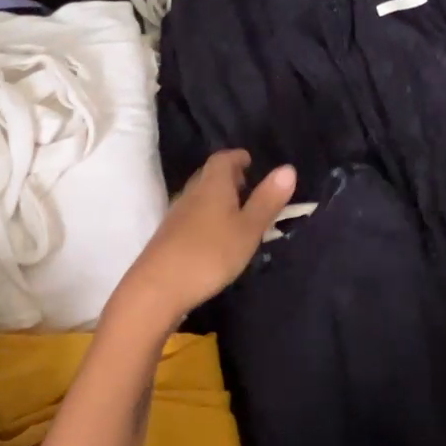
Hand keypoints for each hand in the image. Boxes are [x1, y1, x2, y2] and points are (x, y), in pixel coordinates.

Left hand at [112, 150, 296, 326]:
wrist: (157, 288)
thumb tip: (288, 168)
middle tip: (247, 184)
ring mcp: (176, 216)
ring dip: (217, 197)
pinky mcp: (168, 237)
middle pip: (208, 175)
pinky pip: (192, 215)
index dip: (237, 157)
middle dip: (228, 176)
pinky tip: (215, 235)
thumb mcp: (248, 229)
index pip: (222, 159)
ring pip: (199, 196)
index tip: (250, 160)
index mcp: (212, 186)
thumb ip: (267, 200)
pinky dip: (207, 215)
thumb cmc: (210, 254)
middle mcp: (191, 194)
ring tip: (236, 210)